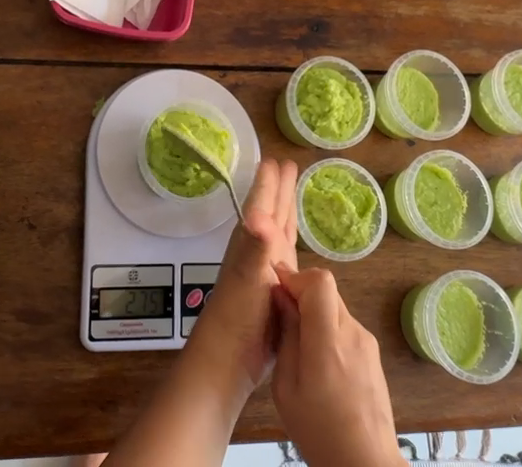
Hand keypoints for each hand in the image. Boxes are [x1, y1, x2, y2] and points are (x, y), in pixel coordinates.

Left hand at [183, 158, 298, 393]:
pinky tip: (293, 245)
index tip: (275, 160)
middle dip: (278, 190)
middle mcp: (257, 253)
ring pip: (277, 232)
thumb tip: (260, 214)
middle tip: (288, 164)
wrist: (228, 361)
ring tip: (291, 191)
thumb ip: (257, 246)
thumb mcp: (249, 277)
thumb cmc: (236, 316)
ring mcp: (264, 273)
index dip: (269, 184)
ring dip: (284, 211)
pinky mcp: (275, 294)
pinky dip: (290, 243)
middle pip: (270, 213)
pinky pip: (285, 257)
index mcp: (252, 244)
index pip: (262, 206)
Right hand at [272, 267, 399, 466]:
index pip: (319, 282)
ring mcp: (367, 342)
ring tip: (298, 344)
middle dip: (302, 292)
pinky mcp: (373, 353)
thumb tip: (282, 298)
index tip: (275, 285)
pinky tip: (319, 361)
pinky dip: (328, 328)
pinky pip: (345, 326)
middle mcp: (353, 333)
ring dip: (315, 311)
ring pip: (336, 306)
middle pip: (327, 289)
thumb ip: (287, 336)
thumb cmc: (319, 431)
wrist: (366, 463)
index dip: (295, 276)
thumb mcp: (286, 387)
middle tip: (282, 314)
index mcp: (328, 342)